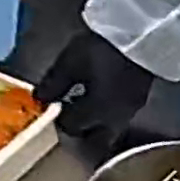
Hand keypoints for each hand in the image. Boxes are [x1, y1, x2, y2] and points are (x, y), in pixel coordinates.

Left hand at [34, 23, 155, 150]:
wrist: (140, 40)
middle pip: (98, 140)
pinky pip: (119, 118)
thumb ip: (54, 83)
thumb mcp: (70, 62)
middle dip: (82, 131)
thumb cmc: (102, 50)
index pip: (74, 127)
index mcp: (98, 110)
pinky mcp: (139, 102)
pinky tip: (99, 96)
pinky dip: (106, 114)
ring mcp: (131, 111)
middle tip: (67, 115)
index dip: (59, 119)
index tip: (51, 106)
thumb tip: (40, 99)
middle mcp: (117, 117)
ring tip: (81, 102)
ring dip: (94, 123)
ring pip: (110, 130)